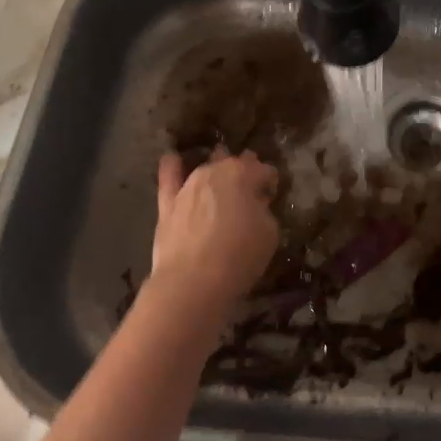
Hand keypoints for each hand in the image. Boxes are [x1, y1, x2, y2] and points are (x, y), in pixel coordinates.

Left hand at [148, 149, 280, 312]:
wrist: (192, 282)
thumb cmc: (239, 255)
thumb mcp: (269, 233)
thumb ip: (263, 211)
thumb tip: (255, 207)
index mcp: (244, 174)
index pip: (264, 170)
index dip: (270, 182)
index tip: (273, 195)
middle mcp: (215, 171)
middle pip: (234, 165)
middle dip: (244, 172)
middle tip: (250, 191)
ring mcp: (188, 186)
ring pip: (205, 168)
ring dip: (216, 171)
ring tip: (222, 179)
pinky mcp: (167, 204)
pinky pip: (168, 179)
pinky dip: (172, 168)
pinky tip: (172, 159)